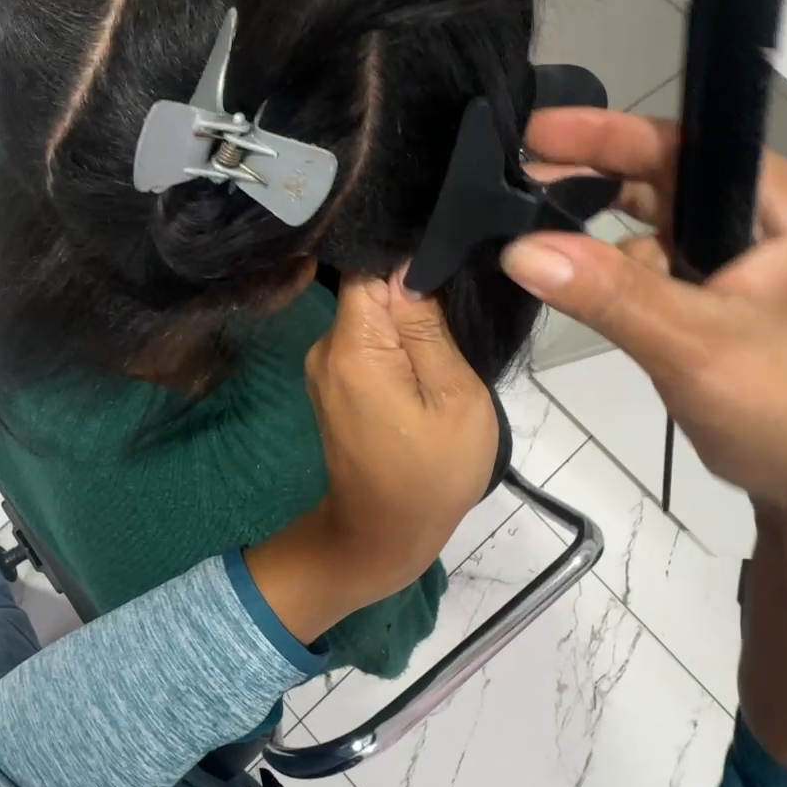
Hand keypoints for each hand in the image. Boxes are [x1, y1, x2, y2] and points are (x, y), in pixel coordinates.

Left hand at [246, 276, 498, 642]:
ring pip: (367, 316)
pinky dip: (393, 342)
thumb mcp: (453, 396)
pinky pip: (363, 342)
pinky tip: (425, 355)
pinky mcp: (331, 381)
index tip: (449, 255)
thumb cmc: (429, 472)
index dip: (406, 257)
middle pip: (366, 290)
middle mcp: (323, 347)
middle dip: (411, 287)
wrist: (381, 531)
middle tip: (464, 297)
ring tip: (453, 329)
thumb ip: (429, 328)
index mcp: (351, 346)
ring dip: (406, 318)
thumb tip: (410, 267)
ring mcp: (321, 365)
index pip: (367, 270)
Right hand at [504, 108, 786, 521]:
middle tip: (515, 194)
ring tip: (546, 268)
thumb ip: (607, 293)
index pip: (695, 151)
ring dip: (609, 255)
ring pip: (666, 241)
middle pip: (676, 189)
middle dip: (597, 193)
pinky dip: (626, 288)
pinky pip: (671, 280)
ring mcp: (770, 275)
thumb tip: (516, 248)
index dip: (608, 137)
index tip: (531, 133)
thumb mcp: (701, 349)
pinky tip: (595, 308)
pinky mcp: (749, 314)